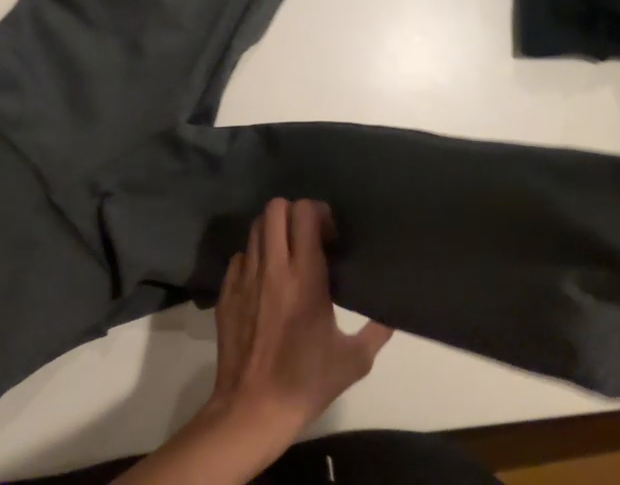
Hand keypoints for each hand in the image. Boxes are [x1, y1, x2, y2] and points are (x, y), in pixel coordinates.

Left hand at [207, 198, 393, 437]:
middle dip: (295, 214)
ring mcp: (245, 280)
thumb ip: (377, 331)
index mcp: (306, 276)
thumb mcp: (354, 361)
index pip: (305, 214)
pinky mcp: (226, 295)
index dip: (321, 214)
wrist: (251, 411)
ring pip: (255, 229)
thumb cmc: (306, 383)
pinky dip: (255, 259)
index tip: (331, 238)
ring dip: (274, 233)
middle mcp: (273, 268)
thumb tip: (393, 314)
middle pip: (276, 209)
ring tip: (289, 256)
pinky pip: (240, 258)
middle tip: (310, 238)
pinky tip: (267, 282)